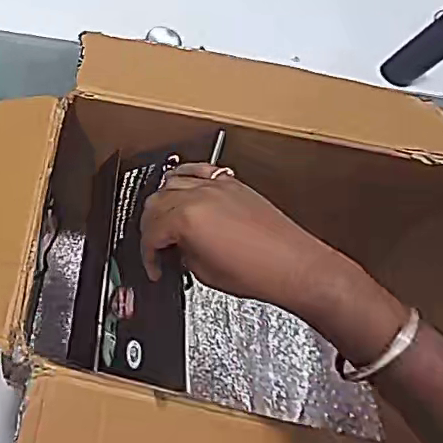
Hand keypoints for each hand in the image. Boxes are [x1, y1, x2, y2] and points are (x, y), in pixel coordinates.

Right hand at [139, 163, 350, 318]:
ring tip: (165, 220)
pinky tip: (183, 188)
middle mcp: (199, 195)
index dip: (147, 253)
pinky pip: (199, 170)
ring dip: (163, 201)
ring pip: (172, 181)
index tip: (153, 265)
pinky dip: (185, 178)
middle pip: (155, 202)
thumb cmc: (259, 272)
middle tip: (155, 246)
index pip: (151, 231)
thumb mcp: (204, 272)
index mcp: (187, 219)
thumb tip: (176, 248)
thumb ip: (182, 253)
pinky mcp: (231, 183)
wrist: (295, 266)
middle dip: (150, 226)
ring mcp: (216, 185)